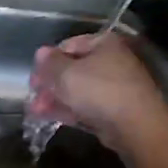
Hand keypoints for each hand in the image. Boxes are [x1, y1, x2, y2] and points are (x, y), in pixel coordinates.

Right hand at [27, 32, 167, 152]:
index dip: (47, 61)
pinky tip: (50, 117)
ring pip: (78, 90)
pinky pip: (85, 106)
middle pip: (72, 69)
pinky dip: (68, 109)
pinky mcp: (113, 109)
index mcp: (103, 43)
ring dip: (55, 99)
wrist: (135, 124)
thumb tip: (40, 53)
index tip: (34, 78)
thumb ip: (49, 64)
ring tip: (35, 111)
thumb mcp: (66, 73)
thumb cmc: (98, 90)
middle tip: (33, 98)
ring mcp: (113, 86)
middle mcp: (110, 61)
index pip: (68, 45)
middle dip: (49, 84)